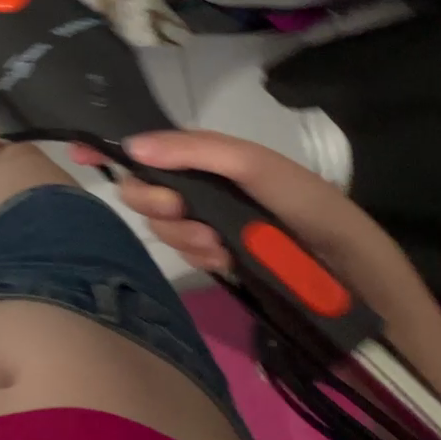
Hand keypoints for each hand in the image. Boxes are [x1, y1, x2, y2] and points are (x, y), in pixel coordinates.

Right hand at [70, 130, 374, 275]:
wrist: (361, 293)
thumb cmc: (313, 216)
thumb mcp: (260, 171)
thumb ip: (200, 153)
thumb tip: (132, 146)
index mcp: (221, 162)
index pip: (160, 148)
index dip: (121, 149)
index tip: (79, 152)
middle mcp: (211, 191)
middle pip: (150, 187)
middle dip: (155, 199)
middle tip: (180, 210)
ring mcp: (214, 228)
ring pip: (162, 223)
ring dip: (183, 233)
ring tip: (221, 246)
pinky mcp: (220, 265)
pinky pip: (184, 253)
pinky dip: (197, 255)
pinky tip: (225, 261)